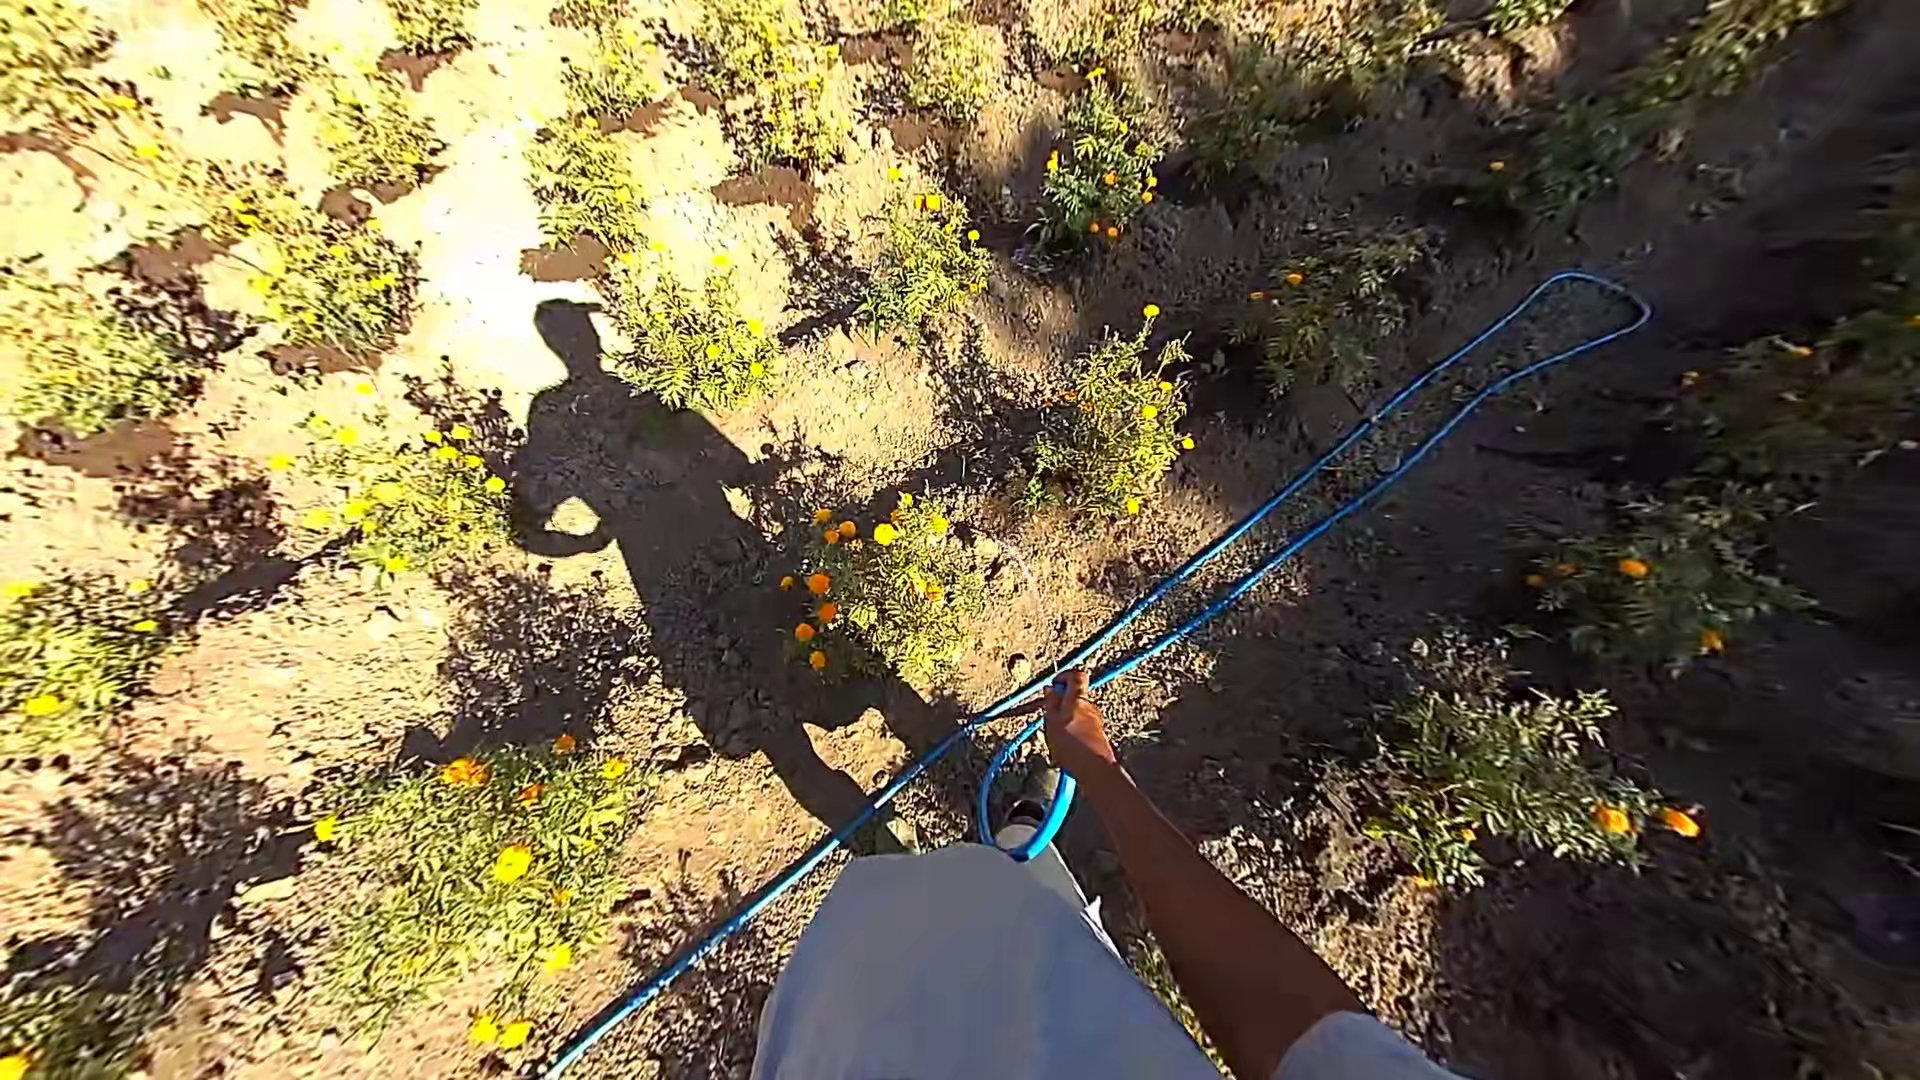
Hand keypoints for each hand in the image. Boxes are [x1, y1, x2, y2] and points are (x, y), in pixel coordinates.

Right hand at [1041, 668, 1116, 776]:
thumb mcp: (1051, 721)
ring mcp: (1096, 721)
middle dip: (1062, 702)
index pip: (1076, 675)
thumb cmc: (1070, 744)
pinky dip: (1073, 731)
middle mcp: (1090, 706)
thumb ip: (1050, 703)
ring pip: (1079, 712)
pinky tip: (1066, 746)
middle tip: (1049, 715)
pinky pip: (1083, 727)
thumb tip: (1050, 689)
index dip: (1064, 676)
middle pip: (1076, 695)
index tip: (1053, 685)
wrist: (1094, 768)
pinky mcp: (1098, 735)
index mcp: (1078, 698)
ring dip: (1067, 718)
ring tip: (1056, 735)